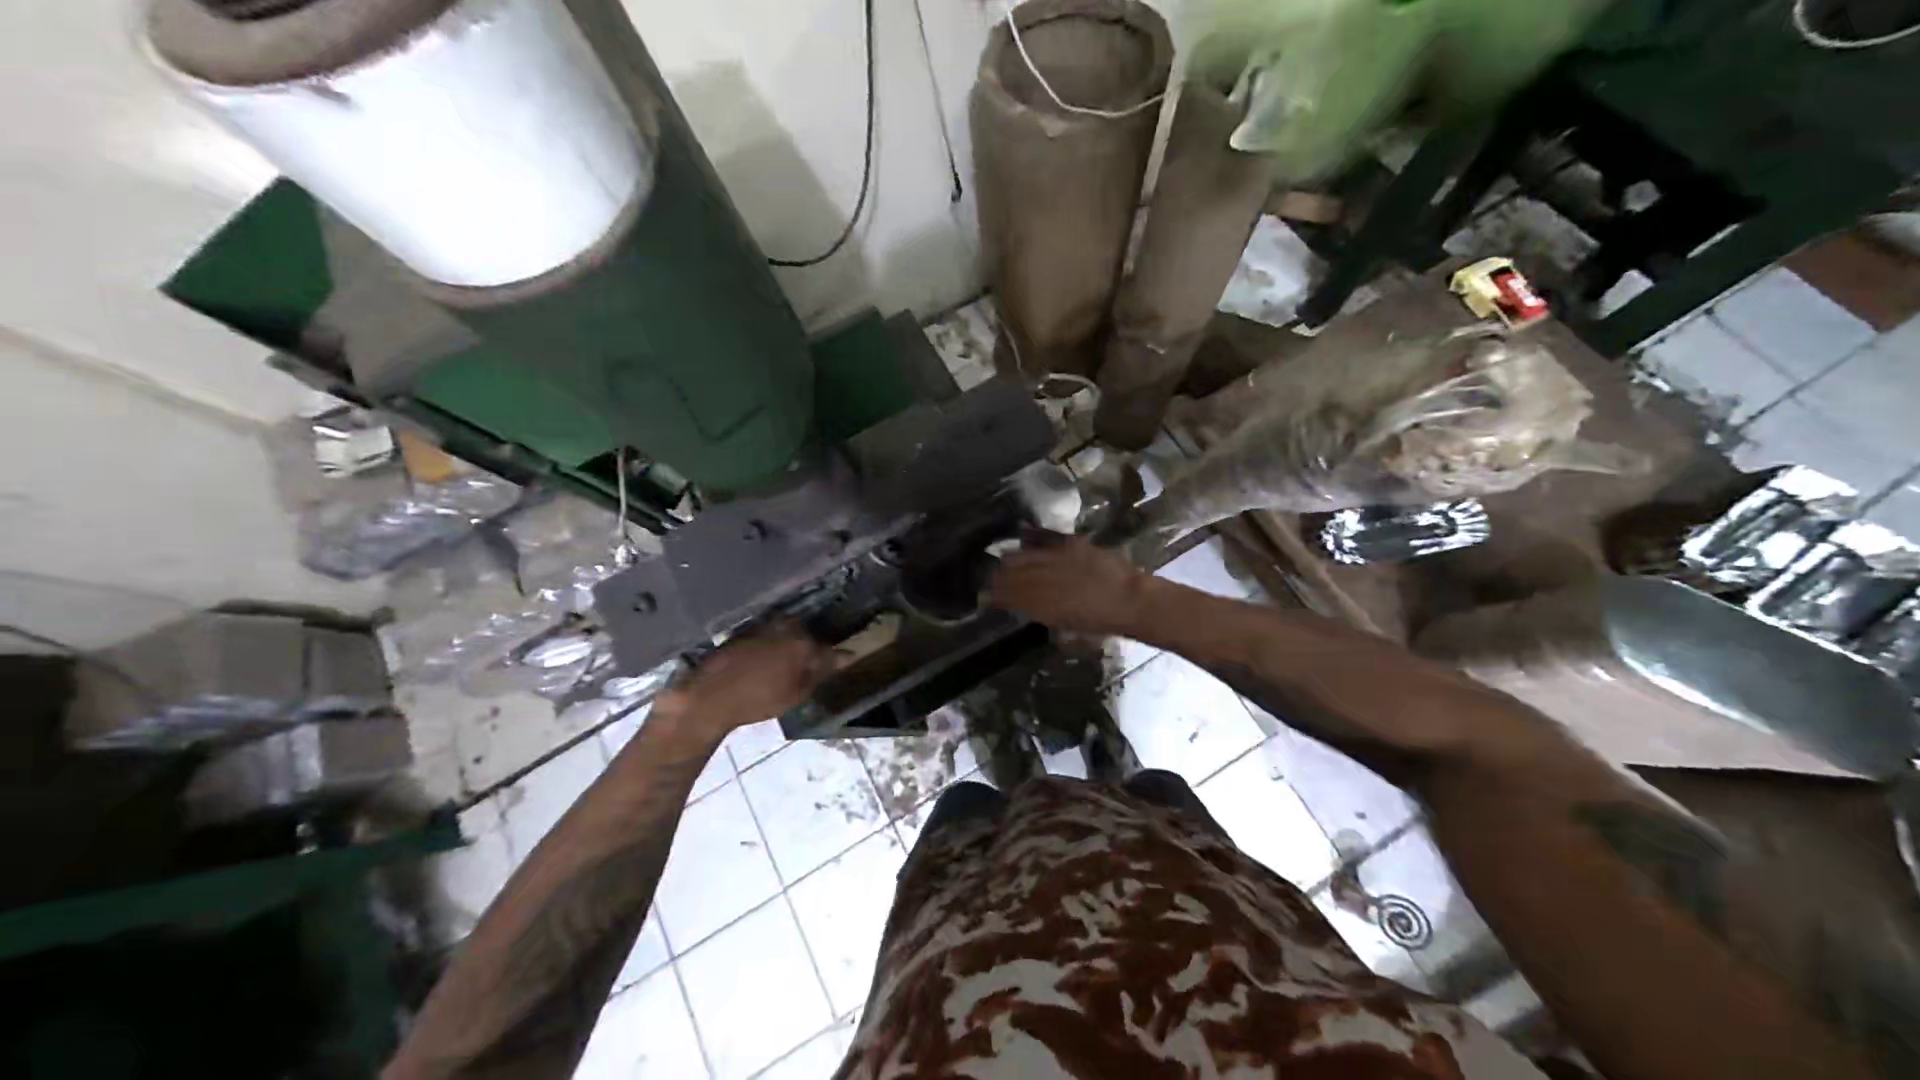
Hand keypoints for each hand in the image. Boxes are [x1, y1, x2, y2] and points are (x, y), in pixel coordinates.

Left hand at [650, 623, 835, 749]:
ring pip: (785, 631)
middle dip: (810, 646)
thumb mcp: (795, 694)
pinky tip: (767, 660)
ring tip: (788, 663)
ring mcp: (762, 627)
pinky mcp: (743, 632)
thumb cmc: (757, 700)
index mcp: (802, 643)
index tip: (844, 660)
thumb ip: (820, 673)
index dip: (835, 657)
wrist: (708, 697)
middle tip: (810, 664)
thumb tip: (843, 658)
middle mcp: (784, 628)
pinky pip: (767, 634)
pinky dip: (771, 644)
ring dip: (789, 643)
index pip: (827, 648)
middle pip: (806, 634)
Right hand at [988, 534, 1151, 636]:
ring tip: (1002, 559)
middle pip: (1016, 576)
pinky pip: (1047, 540)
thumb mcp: (1070, 627)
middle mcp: (1048, 582)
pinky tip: (1022, 534)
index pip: (1013, 598)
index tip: (986, 595)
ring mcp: (1060, 561)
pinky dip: (1033, 538)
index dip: (998, 596)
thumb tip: (1028, 607)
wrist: (1133, 602)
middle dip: (1000, 576)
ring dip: (1012, 559)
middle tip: (988, 576)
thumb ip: (1046, 615)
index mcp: (1046, 606)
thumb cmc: (1104, 623)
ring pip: (1027, 557)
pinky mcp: (1074, 546)